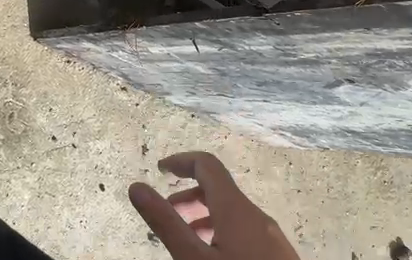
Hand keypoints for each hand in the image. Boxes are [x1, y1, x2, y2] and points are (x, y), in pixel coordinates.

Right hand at [129, 152, 301, 259]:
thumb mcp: (194, 259)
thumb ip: (165, 222)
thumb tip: (136, 186)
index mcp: (236, 210)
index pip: (207, 164)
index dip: (180, 161)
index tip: (160, 171)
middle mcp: (259, 218)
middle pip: (220, 190)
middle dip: (190, 196)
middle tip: (169, 214)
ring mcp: (275, 241)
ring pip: (234, 215)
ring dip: (205, 217)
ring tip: (189, 242)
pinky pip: (248, 234)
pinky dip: (224, 234)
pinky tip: (217, 259)